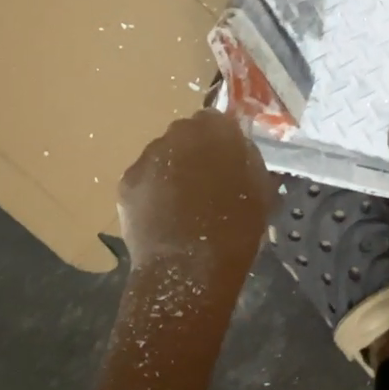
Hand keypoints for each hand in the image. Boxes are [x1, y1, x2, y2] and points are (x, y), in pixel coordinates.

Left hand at [117, 110, 270, 274]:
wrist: (189, 269)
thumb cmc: (235, 229)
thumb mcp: (260, 188)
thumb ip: (247, 158)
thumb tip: (238, 149)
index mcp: (215, 129)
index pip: (216, 120)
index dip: (220, 140)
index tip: (226, 160)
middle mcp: (178, 133)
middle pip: (186, 135)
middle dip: (194, 152)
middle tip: (204, 182)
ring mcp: (149, 156)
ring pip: (163, 155)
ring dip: (171, 170)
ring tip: (180, 205)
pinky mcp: (127, 181)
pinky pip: (144, 179)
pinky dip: (151, 192)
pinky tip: (161, 217)